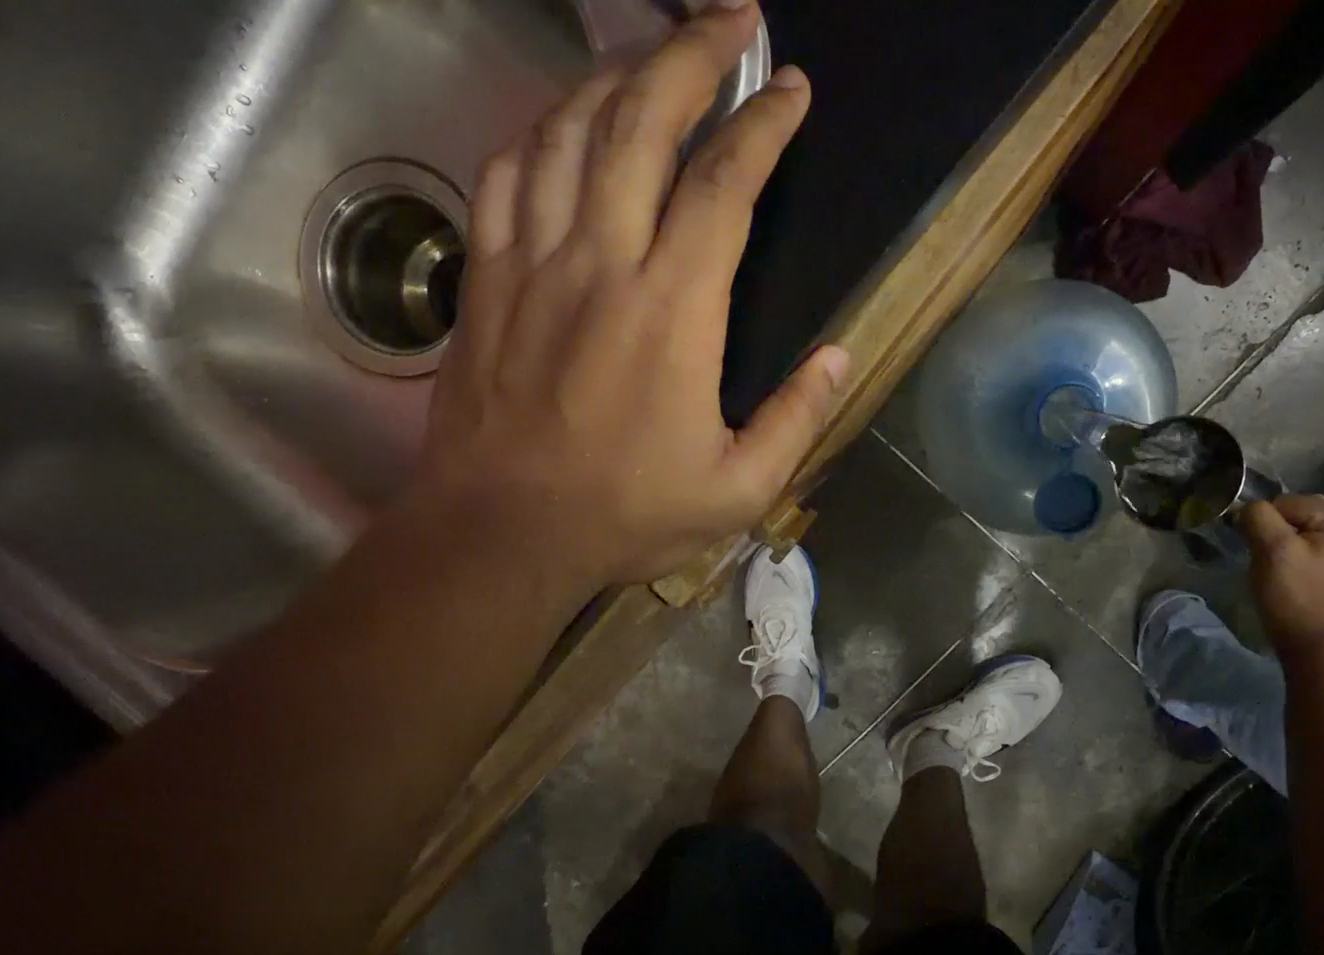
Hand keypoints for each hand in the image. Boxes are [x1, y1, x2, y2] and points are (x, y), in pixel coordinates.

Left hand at [412, 0, 848, 590]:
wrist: (500, 534)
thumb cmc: (624, 516)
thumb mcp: (737, 490)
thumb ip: (797, 419)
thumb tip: (838, 356)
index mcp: (673, 311)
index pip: (723, 185)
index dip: (762, 123)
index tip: (790, 88)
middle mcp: (600, 263)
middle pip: (641, 123)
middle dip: (691, 54)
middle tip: (729, 17)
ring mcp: (532, 263)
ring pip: (569, 132)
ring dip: (616, 76)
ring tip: (654, 52)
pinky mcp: (484, 278)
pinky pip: (505, 174)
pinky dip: (540, 131)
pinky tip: (565, 122)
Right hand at [1238, 495, 1323, 653]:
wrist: (1316, 647)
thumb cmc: (1296, 597)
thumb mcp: (1273, 551)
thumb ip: (1258, 517)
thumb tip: (1247, 507)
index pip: (1289, 502)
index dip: (1266, 523)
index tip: (1261, 551)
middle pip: (1297, 514)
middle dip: (1275, 533)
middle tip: (1269, 562)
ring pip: (1300, 532)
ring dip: (1281, 546)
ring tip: (1278, 571)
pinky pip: (1308, 548)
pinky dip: (1292, 558)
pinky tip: (1288, 577)